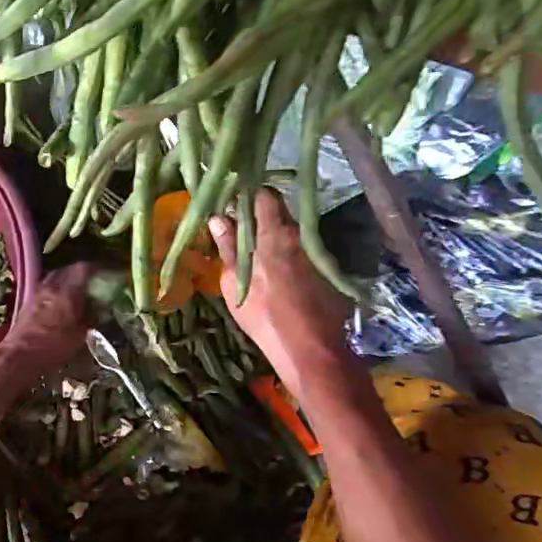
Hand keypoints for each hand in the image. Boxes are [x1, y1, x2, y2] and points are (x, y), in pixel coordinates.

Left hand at [0, 263, 102, 378]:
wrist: (20, 356)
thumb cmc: (53, 348)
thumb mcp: (80, 336)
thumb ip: (91, 318)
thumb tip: (99, 309)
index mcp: (67, 292)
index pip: (84, 269)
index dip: (98, 269)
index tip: (108, 273)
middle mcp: (52, 286)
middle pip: (69, 269)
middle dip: (83, 272)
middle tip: (94, 280)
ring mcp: (38, 291)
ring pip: (57, 276)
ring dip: (69, 279)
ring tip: (78, 289)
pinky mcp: (29, 300)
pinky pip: (48, 286)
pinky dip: (58, 288)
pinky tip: (62, 300)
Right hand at [208, 191, 351, 392]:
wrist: (310, 348)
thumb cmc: (264, 315)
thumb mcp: (235, 282)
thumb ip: (228, 248)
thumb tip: (218, 218)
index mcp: (275, 233)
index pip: (266, 195)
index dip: (249, 193)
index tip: (232, 201)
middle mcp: (299, 235)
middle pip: (279, 211)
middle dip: (258, 214)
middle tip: (237, 227)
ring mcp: (314, 252)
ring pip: (289, 231)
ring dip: (271, 235)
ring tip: (251, 249)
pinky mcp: (322, 269)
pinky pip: (299, 249)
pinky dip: (284, 252)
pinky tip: (271, 269)